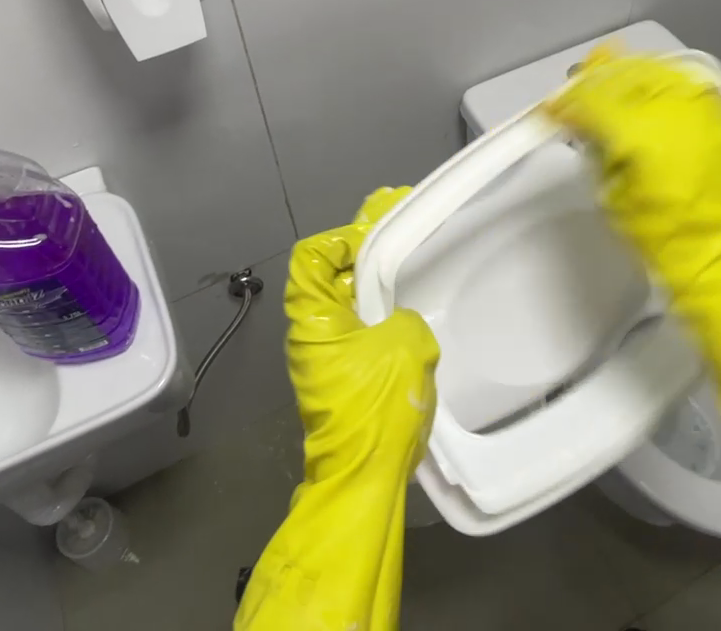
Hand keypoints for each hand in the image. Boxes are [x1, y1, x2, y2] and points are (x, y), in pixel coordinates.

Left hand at [235, 188, 438, 630]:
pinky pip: (358, 337)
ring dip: (373, 294)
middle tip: (401, 251)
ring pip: (346, 310)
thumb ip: (403, 317)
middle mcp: (310, 336)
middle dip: (362, 263)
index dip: (338, 240)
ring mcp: (324, 362)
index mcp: (312, 319)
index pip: (310, 259)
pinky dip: (379, 323)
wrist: (364, 479)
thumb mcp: (405, 343)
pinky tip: (411, 322)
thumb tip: (397, 323)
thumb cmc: (377, 406)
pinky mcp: (342, 382)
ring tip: (410, 281)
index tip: (373, 240)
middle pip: (329, 281)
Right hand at [546, 51, 720, 495]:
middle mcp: (677, 112)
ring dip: (627, 78)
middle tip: (577, 101)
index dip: (568, 102)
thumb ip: (599, 154)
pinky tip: (646, 100)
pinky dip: (660, 86)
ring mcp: (705, 112)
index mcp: (642, 136)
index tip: (554, 111)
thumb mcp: (615, 201)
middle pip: (623, 74)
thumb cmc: (670, 247)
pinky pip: (684, 85)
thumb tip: (587, 128)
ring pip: (655, 71)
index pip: (593, 98)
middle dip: (596, 83)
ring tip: (609, 97)